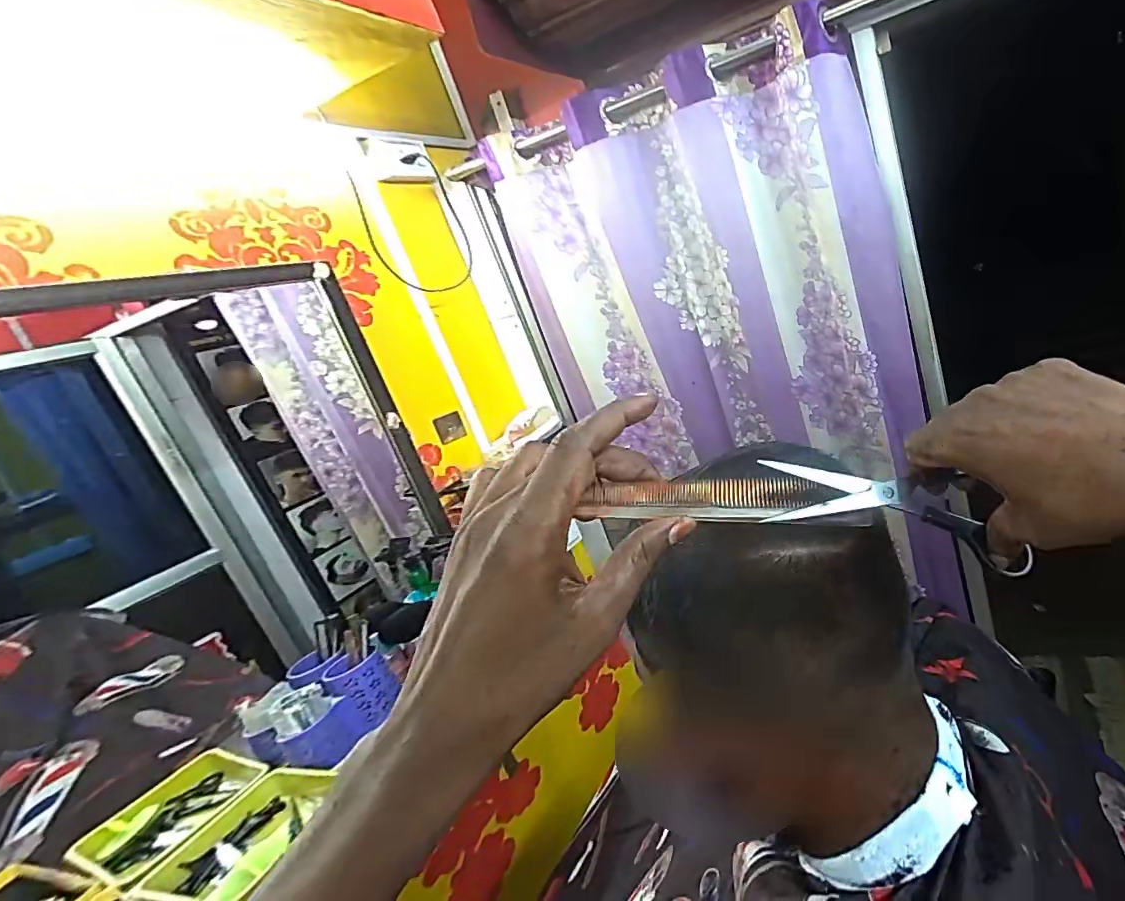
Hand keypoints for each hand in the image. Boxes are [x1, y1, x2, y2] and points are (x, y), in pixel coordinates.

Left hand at [399, 396, 693, 749]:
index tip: (649, 404)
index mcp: (529, 528)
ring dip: (576, 468)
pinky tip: (560, 506)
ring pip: (530, 465)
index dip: (615, 419)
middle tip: (651, 490)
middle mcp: (497, 514)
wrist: (445, 720)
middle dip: (612, 460)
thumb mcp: (595, 620)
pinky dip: (541, 478)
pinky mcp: (465, 540)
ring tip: (611, 497)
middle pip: (560, 456)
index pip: (576, 448)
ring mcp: (474, 524)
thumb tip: (679, 522)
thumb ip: (638, 559)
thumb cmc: (523, 676)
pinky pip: (504, 484)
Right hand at [906, 359, 1124, 554]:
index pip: (919, 445)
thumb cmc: (1082, 499)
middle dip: (958, 448)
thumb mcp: (1034, 527)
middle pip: (952, 421)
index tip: (937, 486)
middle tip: (982, 476)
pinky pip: (1028, 389)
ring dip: (994, 426)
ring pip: (990, 403)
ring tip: (1030, 453)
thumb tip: (998, 546)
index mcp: (965, 437)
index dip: (922, 468)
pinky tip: (1064, 430)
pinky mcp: (1057, 368)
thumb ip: (1001, 531)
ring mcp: (1022, 379)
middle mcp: (984, 400)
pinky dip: (1031, 407)